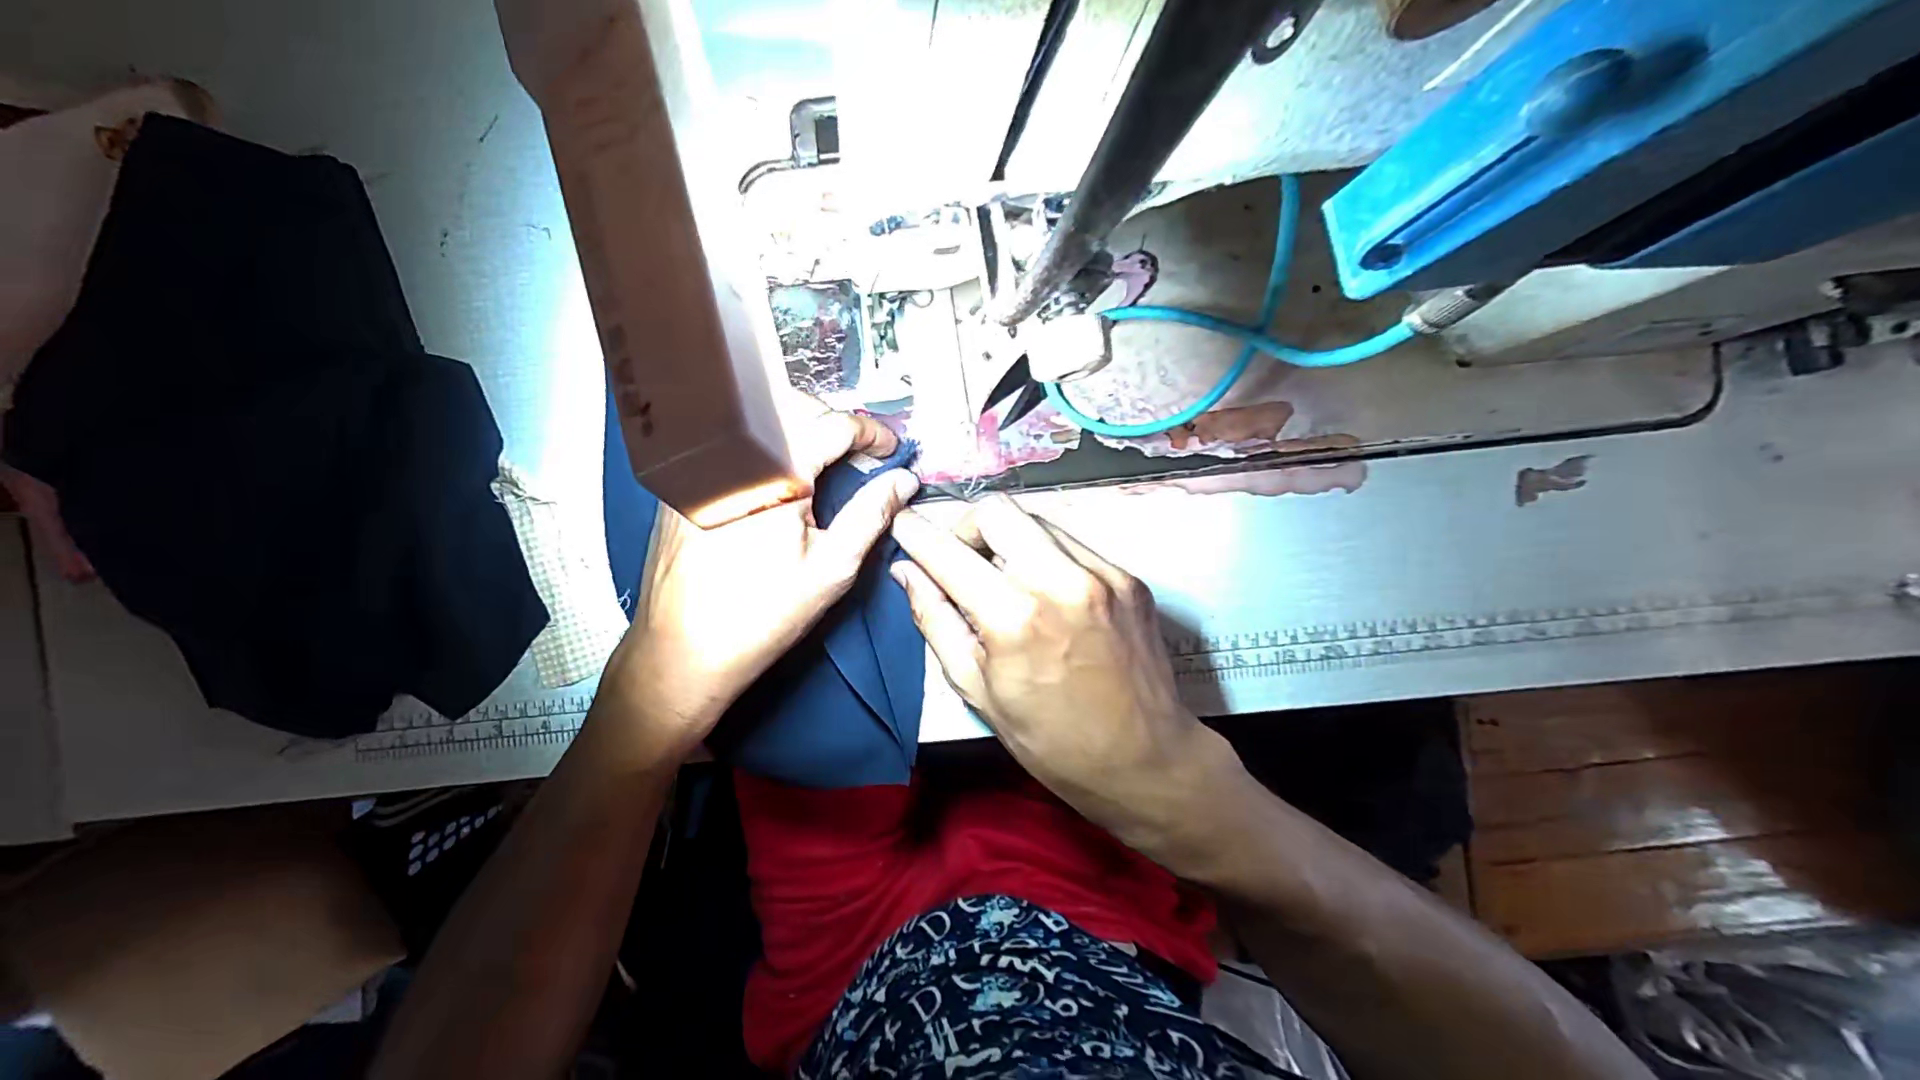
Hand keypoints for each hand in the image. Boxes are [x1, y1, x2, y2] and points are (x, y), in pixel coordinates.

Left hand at [599, 406, 918, 760]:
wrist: (683, 652)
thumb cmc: (757, 619)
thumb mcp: (832, 568)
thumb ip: (872, 514)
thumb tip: (902, 482)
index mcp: (773, 474)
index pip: (833, 424)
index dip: (871, 432)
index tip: (889, 449)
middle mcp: (730, 459)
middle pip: (794, 409)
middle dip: (835, 424)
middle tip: (862, 456)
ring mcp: (700, 468)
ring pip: (760, 422)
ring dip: (801, 431)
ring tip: (826, 466)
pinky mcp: (683, 484)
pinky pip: (732, 445)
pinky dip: (766, 449)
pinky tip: (781, 482)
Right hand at [889, 495, 1242, 860]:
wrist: (1146, 761)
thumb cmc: (1050, 741)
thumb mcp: (977, 690)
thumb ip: (936, 621)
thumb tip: (908, 571)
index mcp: (1014, 618)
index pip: (949, 551)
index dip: (916, 533)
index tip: (904, 527)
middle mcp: (1061, 581)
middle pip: (996, 510)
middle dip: (966, 527)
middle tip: (962, 560)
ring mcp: (1103, 574)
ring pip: (1037, 520)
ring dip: (1008, 540)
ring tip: (1006, 581)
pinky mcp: (1129, 578)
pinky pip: (1072, 545)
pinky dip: (1046, 558)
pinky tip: (1047, 595)